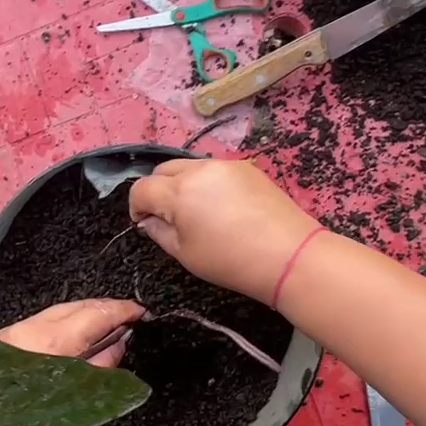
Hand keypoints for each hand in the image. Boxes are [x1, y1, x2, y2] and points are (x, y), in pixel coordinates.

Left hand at [0, 298, 145, 368]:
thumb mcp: (77, 400)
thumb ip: (101, 367)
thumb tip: (119, 345)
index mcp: (53, 344)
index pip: (95, 314)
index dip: (122, 309)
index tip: (141, 311)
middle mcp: (33, 328)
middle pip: (77, 305)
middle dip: (106, 307)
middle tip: (130, 315)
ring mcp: (17, 330)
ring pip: (60, 310)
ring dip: (86, 313)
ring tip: (109, 322)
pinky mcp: (7, 337)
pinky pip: (45, 320)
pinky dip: (67, 321)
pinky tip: (79, 332)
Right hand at [129, 158, 320, 304]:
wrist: (288, 255)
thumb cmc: (231, 261)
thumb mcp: (185, 254)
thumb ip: (159, 232)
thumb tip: (149, 220)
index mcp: (178, 191)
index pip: (142, 188)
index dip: (137, 207)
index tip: (145, 223)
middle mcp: (198, 169)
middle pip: (163, 170)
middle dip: (158, 191)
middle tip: (169, 217)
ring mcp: (225, 165)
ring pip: (189, 167)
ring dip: (182, 184)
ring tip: (197, 212)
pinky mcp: (246, 167)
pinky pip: (214, 170)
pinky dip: (207, 183)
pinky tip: (222, 207)